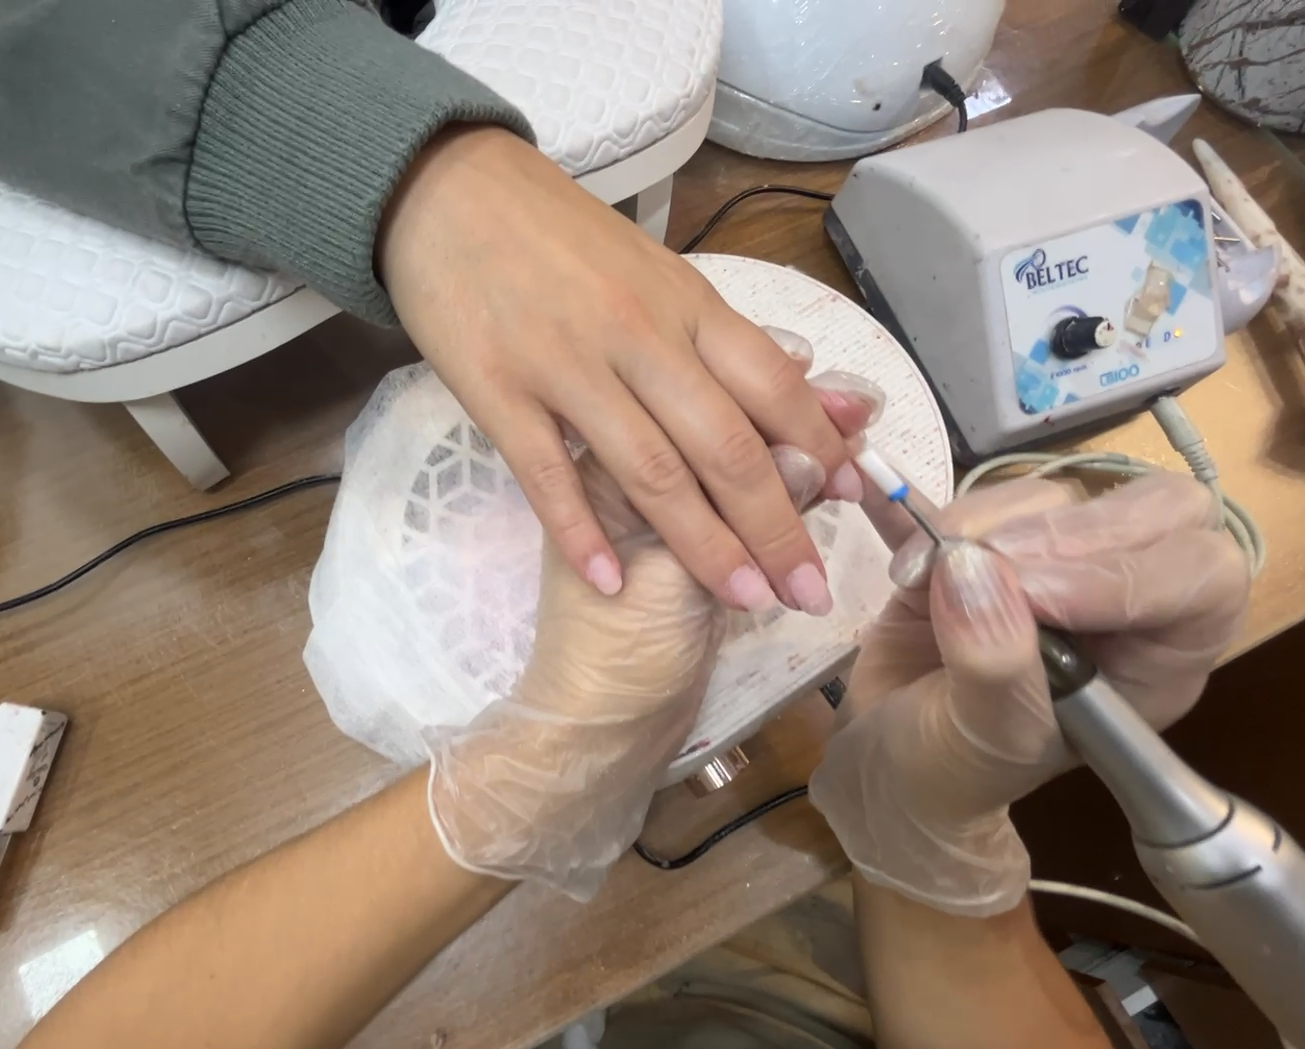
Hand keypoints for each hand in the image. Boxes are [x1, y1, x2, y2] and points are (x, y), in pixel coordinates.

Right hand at [380, 125, 877, 617]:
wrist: (448, 192)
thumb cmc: (559, 234)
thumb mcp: (657, 272)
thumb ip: (724, 341)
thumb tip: (815, 397)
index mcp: (686, 303)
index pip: (773, 388)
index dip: (821, 455)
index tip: (855, 509)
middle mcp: (639, 337)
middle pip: (724, 445)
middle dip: (776, 526)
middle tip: (808, 592)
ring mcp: (566, 368)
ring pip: (650, 471)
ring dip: (703, 545)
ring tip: (743, 600)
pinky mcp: (499, 394)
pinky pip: (548, 475)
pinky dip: (582, 533)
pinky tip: (611, 581)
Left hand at [426, 446, 829, 899]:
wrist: (603, 728)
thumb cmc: (615, 656)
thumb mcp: (669, 585)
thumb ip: (727, 521)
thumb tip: (804, 459)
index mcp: (605, 471)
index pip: (688, 416)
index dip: (764, 410)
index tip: (834, 408)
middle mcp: (633, 475)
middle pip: (717, 427)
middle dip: (791, 421)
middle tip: (861, 412)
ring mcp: (666, 508)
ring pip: (734, 457)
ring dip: (795, 443)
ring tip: (859, 422)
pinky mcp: (694, 540)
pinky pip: (741, 498)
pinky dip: (784, 485)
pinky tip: (824, 467)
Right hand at [810, 475, 1251, 915]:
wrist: (887, 755)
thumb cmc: (952, 765)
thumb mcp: (986, 738)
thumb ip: (994, 662)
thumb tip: (971, 566)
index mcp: (1155, 660)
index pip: (1195, 581)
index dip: (1120, 573)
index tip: (1024, 594)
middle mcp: (1116, 600)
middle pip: (1152, 511)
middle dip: (1061, 528)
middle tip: (978, 560)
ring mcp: (1044, 564)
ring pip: (1049, 495)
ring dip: (978, 524)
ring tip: (915, 577)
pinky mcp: (975, 547)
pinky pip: (972, 503)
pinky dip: (929, 516)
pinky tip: (899, 551)